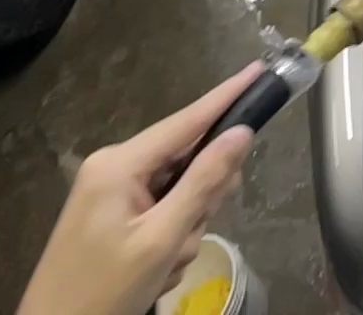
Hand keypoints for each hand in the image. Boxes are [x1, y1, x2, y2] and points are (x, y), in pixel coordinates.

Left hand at [18, 63, 261, 314]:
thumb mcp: (160, 241)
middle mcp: (116, 166)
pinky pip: (165, 208)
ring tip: (167, 262)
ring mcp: (114, 191)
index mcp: (121, 163)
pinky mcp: (115, 214)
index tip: (259, 69)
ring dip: (187, 225)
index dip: (227, 95)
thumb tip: (242, 132)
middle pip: (188, 158)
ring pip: (181, 188)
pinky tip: (158, 268)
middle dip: (202, 196)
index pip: (188, 120)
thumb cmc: (102, 292)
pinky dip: (172, 236)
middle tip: (191, 232)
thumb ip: (203, 183)